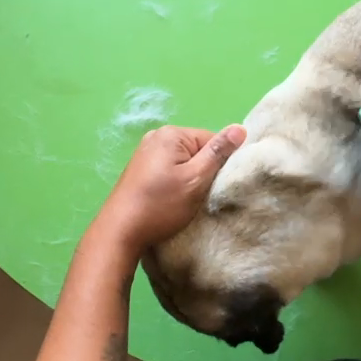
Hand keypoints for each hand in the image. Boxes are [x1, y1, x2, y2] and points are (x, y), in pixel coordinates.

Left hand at [91, 125, 246, 251]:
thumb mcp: (196, 179)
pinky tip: (171, 199)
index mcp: (171, 134)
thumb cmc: (161, 205)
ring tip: (185, 200)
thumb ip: (218, 153)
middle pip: (197, 150)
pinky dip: (175, 183)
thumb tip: (240, 128)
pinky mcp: (140, 170)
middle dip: (203, 171)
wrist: (120, 231)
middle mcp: (156, 137)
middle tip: (200, 195)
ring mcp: (145, 153)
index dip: (219, 164)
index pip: (211, 140)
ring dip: (190, 179)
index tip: (214, 186)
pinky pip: (169, 169)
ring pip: (183, 162)